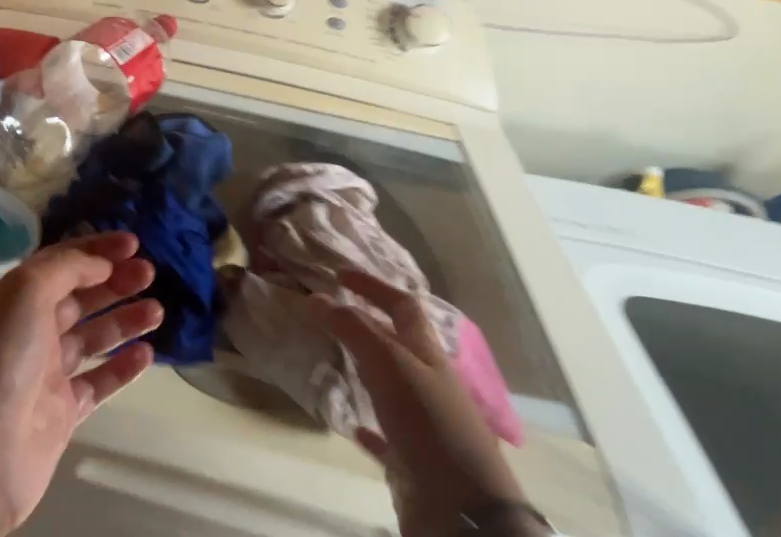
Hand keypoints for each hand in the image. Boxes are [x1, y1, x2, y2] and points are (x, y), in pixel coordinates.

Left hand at [0, 233, 160, 536]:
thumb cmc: (0, 355)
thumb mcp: (27, 291)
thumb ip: (65, 269)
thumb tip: (100, 263)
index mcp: (15, 297)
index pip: (59, 263)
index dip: (95, 250)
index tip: (133, 243)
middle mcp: (29, 330)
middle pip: (78, 298)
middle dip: (114, 282)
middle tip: (151, 273)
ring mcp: (46, 374)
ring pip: (92, 338)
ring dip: (124, 321)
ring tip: (157, 310)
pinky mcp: (63, 413)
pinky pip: (98, 383)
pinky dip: (123, 368)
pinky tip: (147, 354)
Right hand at [310, 270, 535, 536]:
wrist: (462, 506)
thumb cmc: (429, 424)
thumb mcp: (389, 365)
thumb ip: (354, 329)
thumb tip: (317, 297)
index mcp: (428, 354)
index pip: (403, 306)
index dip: (373, 286)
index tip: (338, 275)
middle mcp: (428, 382)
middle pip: (397, 342)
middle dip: (366, 323)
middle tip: (328, 313)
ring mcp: (422, 420)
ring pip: (389, 383)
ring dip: (363, 367)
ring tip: (331, 357)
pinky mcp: (412, 456)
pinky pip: (385, 431)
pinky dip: (366, 422)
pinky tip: (349, 421)